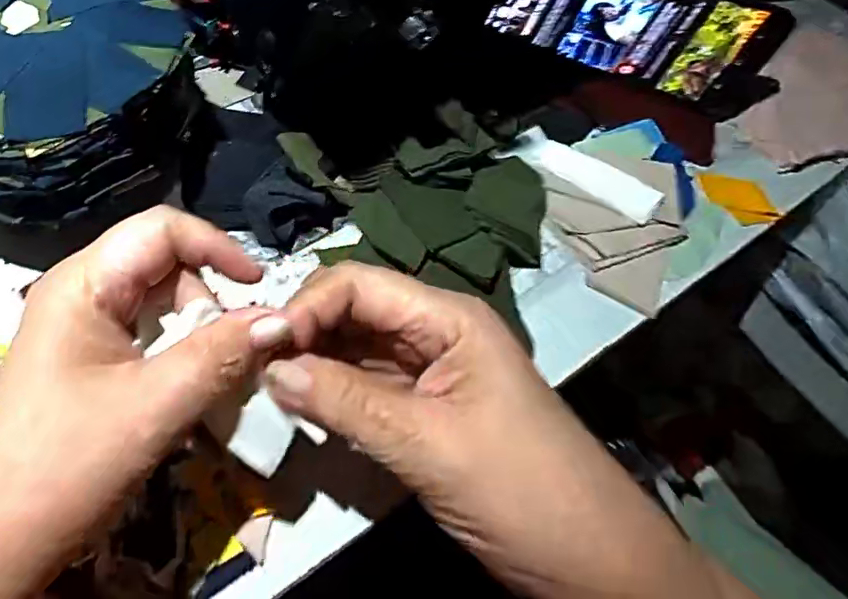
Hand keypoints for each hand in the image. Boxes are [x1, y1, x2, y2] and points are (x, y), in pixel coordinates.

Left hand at [0, 207, 292, 598]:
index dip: (215, 245)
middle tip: (234, 344)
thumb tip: (282, 320)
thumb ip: (221, 356)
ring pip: (159, 298)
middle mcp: (81, 289)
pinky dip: (179, 348)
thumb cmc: (61, 467)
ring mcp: (82, 323)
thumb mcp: (153, 408)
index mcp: (85, 282)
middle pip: (164, 261)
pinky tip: (191, 384)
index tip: (256, 284)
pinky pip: (147, 330)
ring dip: (197, 326)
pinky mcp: (87, 355)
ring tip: (215, 371)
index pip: (163, 228)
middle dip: (207, 295)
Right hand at [265, 264, 750, 598]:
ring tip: (263, 380)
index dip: (308, 305)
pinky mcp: (424, 406)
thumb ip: (349, 402)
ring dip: (313, 358)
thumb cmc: (522, 490)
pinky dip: (332, 389)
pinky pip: (366, 383)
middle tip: (252, 362)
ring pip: (356, 345)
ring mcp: (429, 369)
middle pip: (355, 308)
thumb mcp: (430, 446)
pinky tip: (300, 402)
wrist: (594, 564)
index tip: (262, 343)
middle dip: (304, 328)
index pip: (360, 283)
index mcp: (446, 317)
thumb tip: (271, 366)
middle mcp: (434, 330)